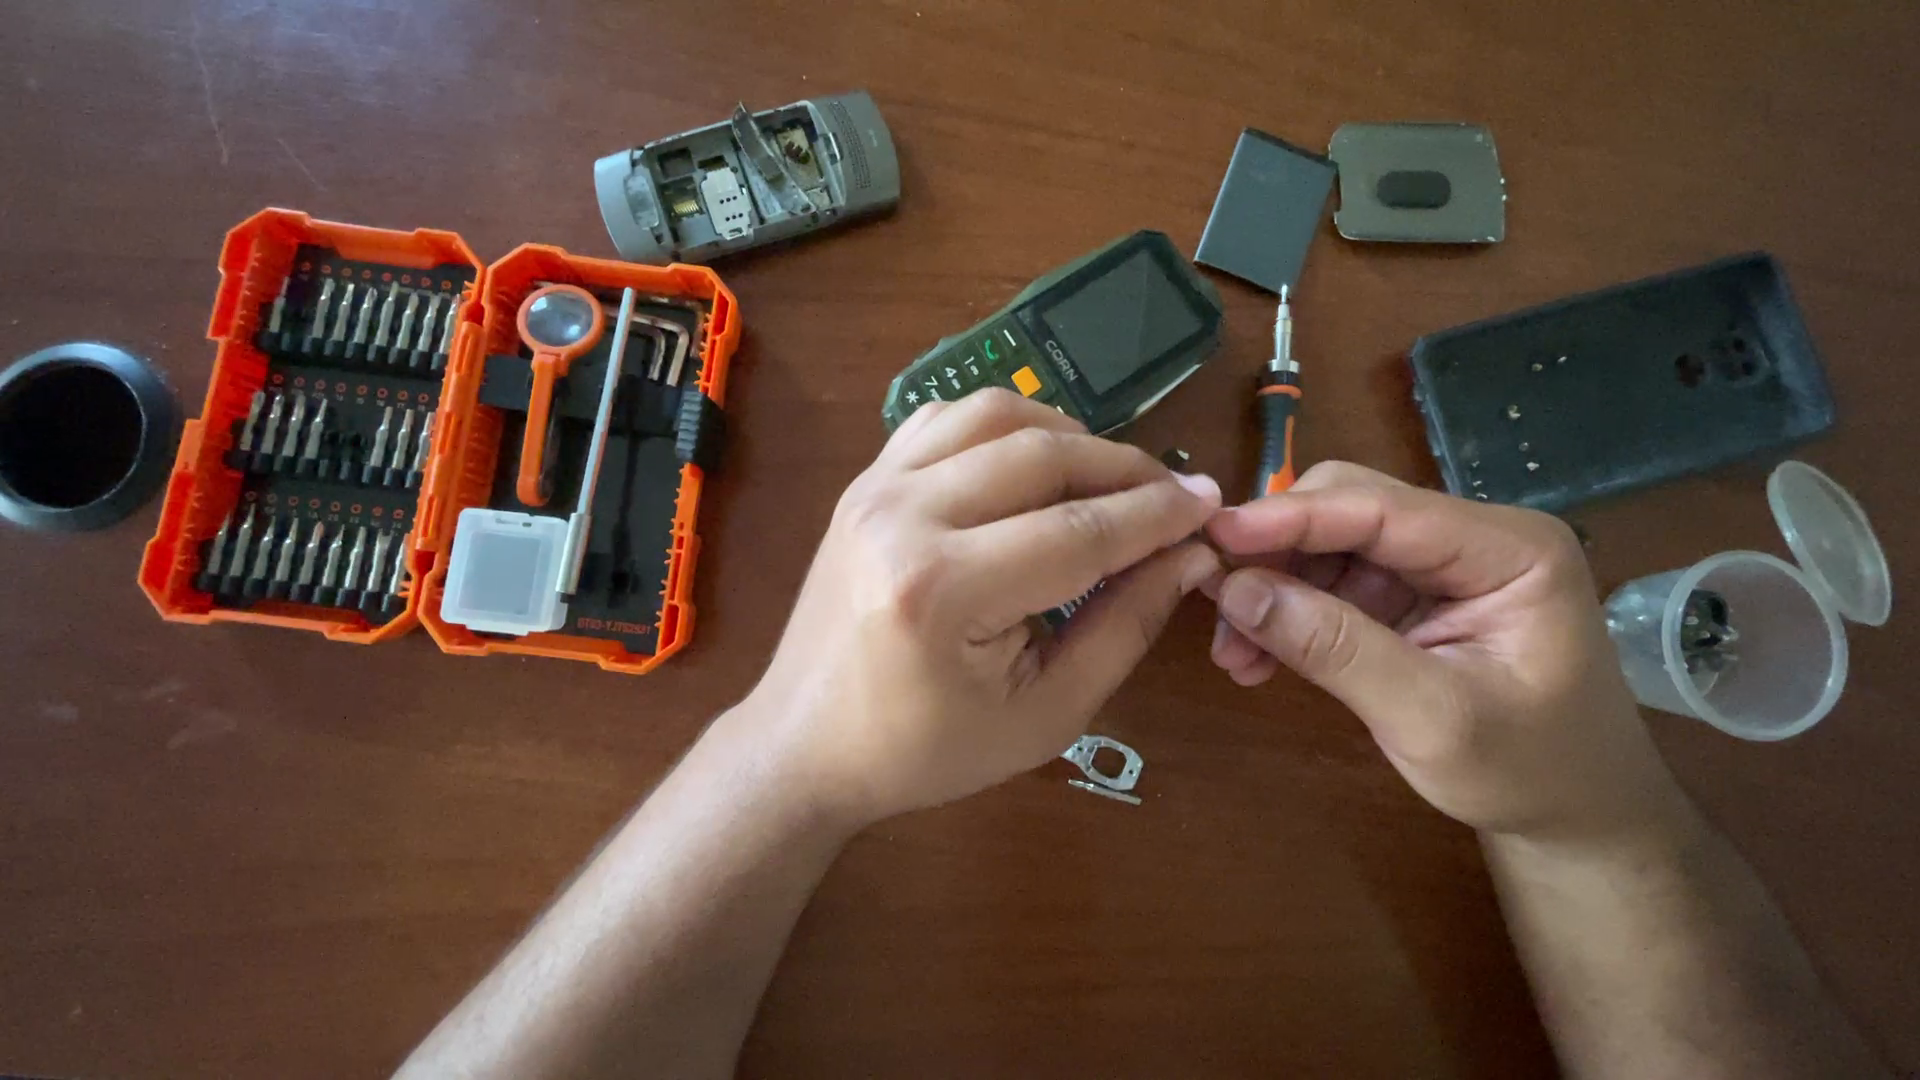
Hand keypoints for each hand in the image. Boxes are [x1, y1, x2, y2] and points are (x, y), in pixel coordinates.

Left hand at [742, 390, 1221, 826]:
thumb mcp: (1043, 715)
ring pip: (994, 415)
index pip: (1080, 531)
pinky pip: (943, 419)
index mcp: (944, 589)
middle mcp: (903, 515)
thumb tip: (1188, 557)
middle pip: (1042, 456)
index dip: (1157, 516)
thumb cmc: (926, 750)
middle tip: (1172, 495)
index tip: (1210, 505)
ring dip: (1067, 435)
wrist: (807, 741)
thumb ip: (1123, 628)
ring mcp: (873, 487)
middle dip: (1124, 469)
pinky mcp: (863, 482)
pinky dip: (1002, 425)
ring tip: (1108, 477)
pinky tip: (1030, 461)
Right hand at [1205, 462, 1681, 842]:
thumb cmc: (1526, 772)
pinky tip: (1255, 656)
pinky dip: (1286, 614)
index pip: (1381, 510)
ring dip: (1270, 590)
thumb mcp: (1431, 719)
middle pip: (1346, 510)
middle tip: (1214, 600)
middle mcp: (1469, 537)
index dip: (1290, 517)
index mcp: (1508, 549)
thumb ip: (1335, 648)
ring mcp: (1435, 564)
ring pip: (1325, 545)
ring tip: (1232, 652)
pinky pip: (1327, 583)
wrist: (1570, 816)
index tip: (1213, 534)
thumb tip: (1233, 590)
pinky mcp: (1406, 593)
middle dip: (1274, 553)